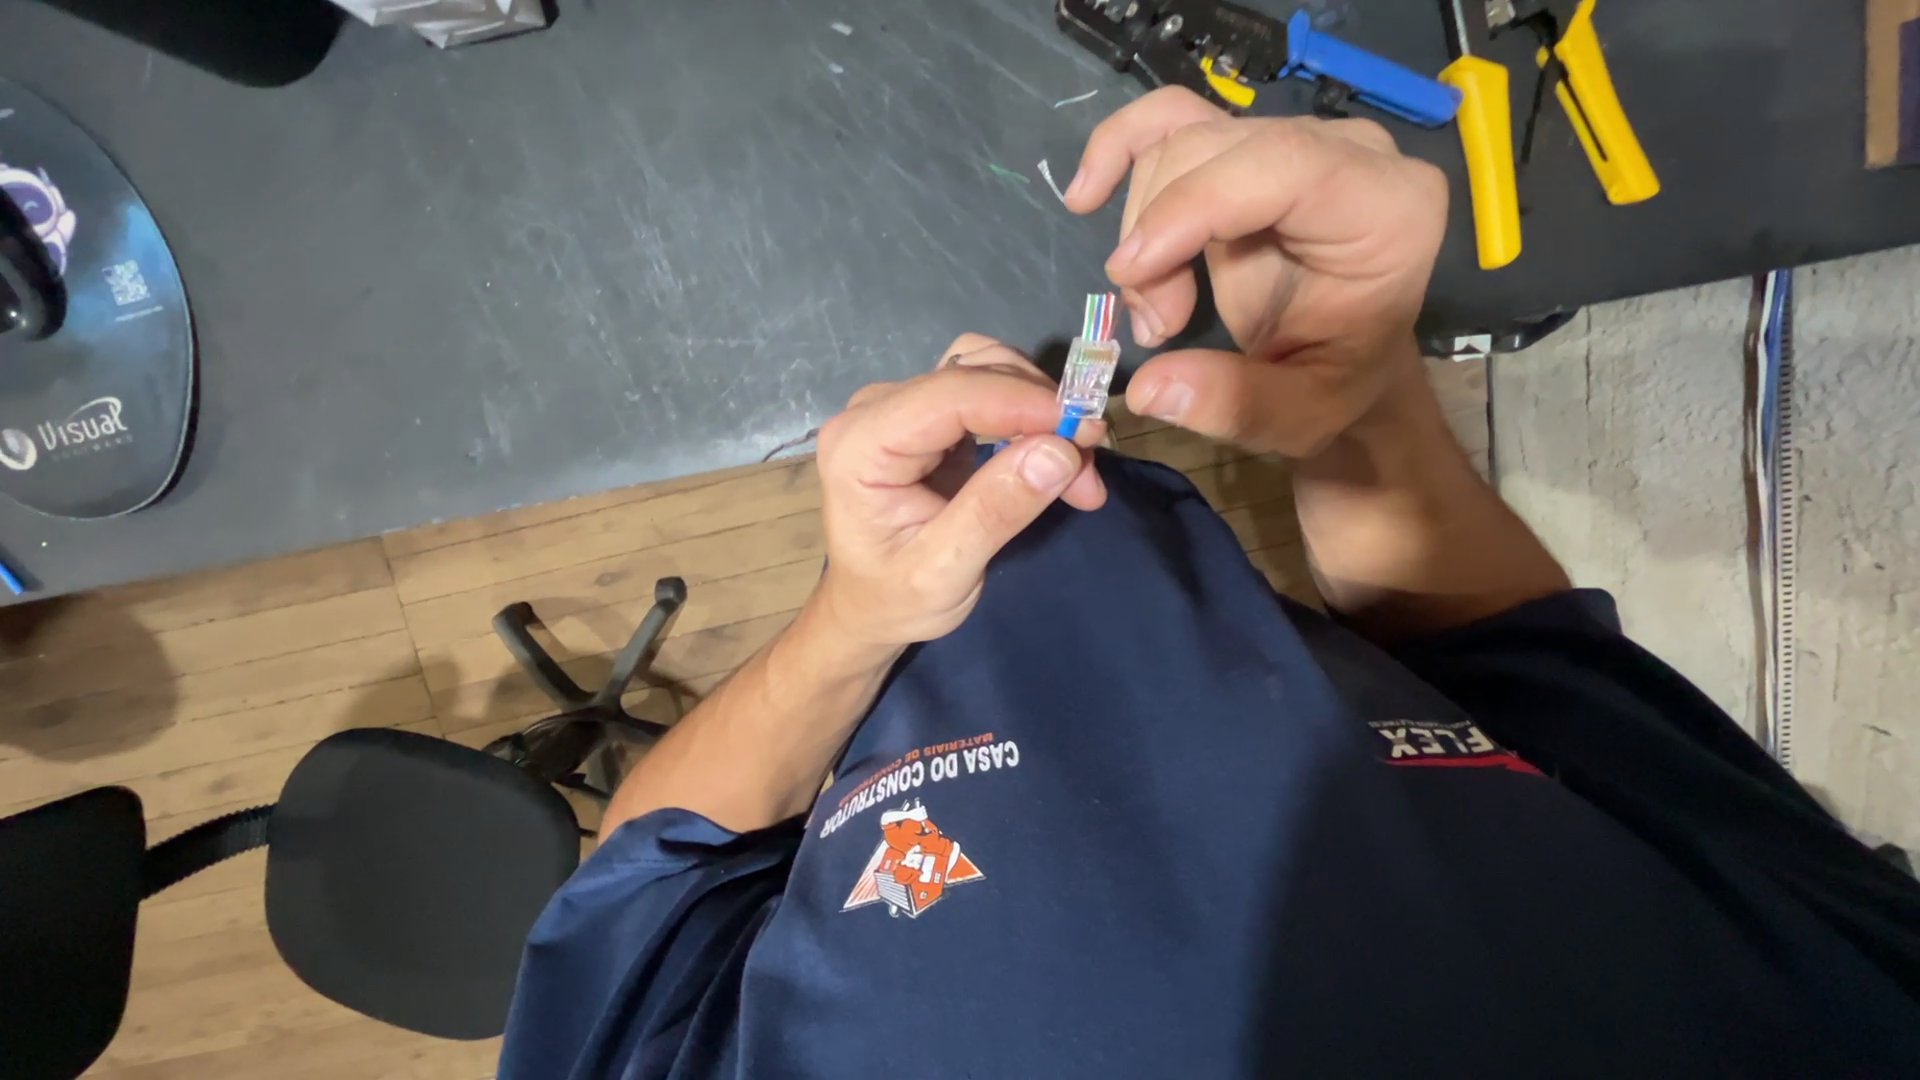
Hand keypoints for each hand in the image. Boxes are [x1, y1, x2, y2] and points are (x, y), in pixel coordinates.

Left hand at [809, 335, 1105, 652]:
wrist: (869, 609)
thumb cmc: (894, 600)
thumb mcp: (942, 573)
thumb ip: (994, 511)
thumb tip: (1059, 451)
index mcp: (860, 446)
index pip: (948, 396)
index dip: (1021, 402)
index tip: (1085, 430)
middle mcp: (875, 411)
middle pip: (970, 373)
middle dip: (1040, 410)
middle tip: (1088, 466)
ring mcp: (901, 408)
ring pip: (985, 371)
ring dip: (1040, 408)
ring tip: (1076, 466)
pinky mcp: (927, 416)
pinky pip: (986, 391)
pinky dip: (1028, 414)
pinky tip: (1054, 455)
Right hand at [1064, 87, 1448, 455]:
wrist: (1343, 359)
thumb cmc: (1333, 382)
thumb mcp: (1296, 417)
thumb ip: (1233, 405)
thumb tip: (1148, 389)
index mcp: (1384, 210)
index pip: (1282, 163)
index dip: (1191, 206)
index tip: (1131, 275)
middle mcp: (1344, 154)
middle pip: (1211, 150)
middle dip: (1156, 241)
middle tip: (1155, 329)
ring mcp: (1291, 142)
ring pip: (1178, 143)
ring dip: (1139, 231)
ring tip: (1151, 310)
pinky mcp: (1244, 150)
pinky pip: (1172, 120)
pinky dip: (1120, 150)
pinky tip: (1085, 195)